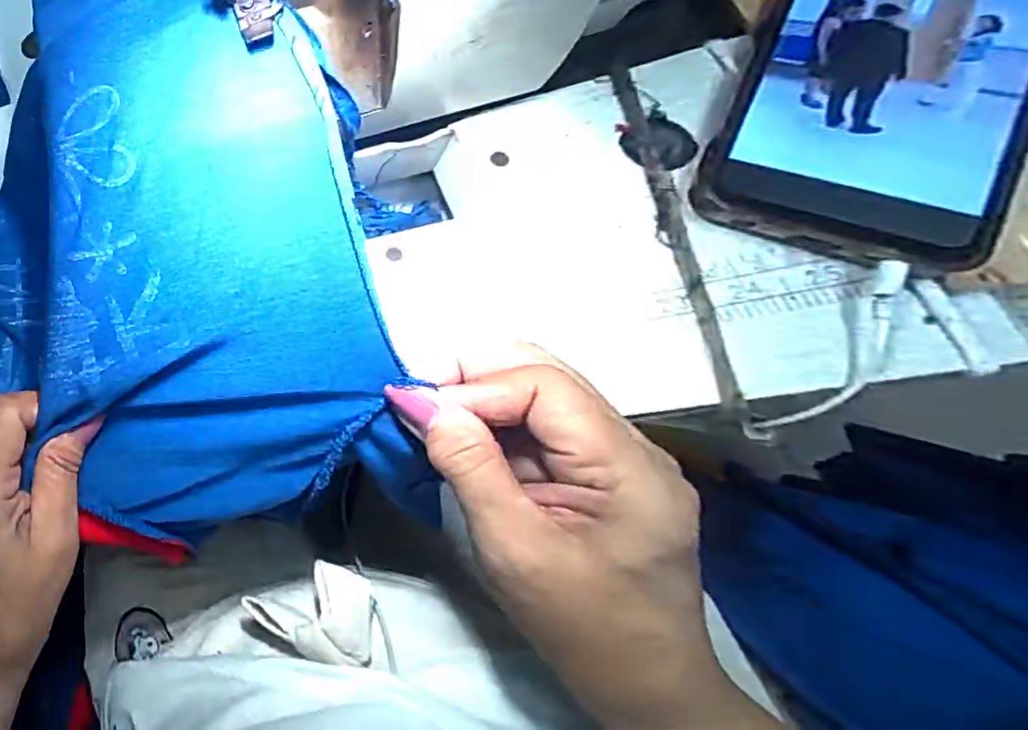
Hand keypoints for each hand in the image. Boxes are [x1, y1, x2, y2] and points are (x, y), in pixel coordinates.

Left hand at [0, 392, 99, 729]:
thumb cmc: (21, 606)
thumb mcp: (56, 541)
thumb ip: (62, 471)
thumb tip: (82, 418)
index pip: (4, 411)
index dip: (42, 406)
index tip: (76, 426)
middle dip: (37, 419)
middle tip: (72, 444)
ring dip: (25, 437)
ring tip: (55, 464)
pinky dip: (10, 453)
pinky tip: (31, 480)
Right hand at [389, 344, 776, 728]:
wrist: (645, 691)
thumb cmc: (581, 626)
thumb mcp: (513, 547)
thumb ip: (468, 465)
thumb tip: (420, 401)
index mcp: (628, 466)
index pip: (543, 386)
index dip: (475, 388)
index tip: (421, 412)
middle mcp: (631, 447)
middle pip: (544, 373)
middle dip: (474, 378)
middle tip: (422, 402)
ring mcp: (618, 456)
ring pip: (538, 390)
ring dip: (480, 398)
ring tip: (435, 419)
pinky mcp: (598, 470)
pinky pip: (538, 421)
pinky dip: (492, 421)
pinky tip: (465, 440)